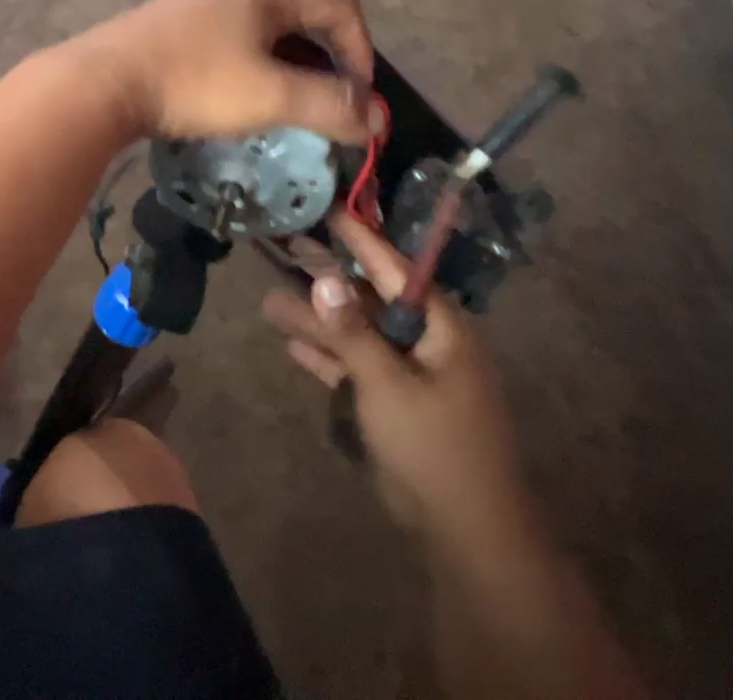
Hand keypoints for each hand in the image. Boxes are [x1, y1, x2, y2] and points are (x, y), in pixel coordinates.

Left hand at [67, 0, 378, 142]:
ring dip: (281, 55)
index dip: (361, 49)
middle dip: (321, 49)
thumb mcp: (270, 98)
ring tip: (279, 96)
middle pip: (298, 6)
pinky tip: (228, 90)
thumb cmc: (193, 85)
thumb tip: (375, 118)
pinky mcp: (164, 24)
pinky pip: (222, 33)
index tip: (357, 95)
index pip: (339, 6)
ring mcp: (193, 1)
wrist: (100, 83)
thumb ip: (329, 106)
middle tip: (322, 91)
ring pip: (257, 21)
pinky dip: (244, 57)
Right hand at [262, 212, 533, 545]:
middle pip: (367, 300)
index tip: (328, 209)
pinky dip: (326, 356)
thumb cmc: (434, 444)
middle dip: (326, 281)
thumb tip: (322, 278)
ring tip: (269, 302)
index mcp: (440, 328)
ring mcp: (406, 374)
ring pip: (355, 335)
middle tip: (283, 251)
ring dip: (317, 321)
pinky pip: (354, 368)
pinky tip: (292, 343)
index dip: (361, 239)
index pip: (394, 269)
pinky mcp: (391, 402)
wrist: (463, 524)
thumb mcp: (388, 383)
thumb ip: (351, 331)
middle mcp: (424, 342)